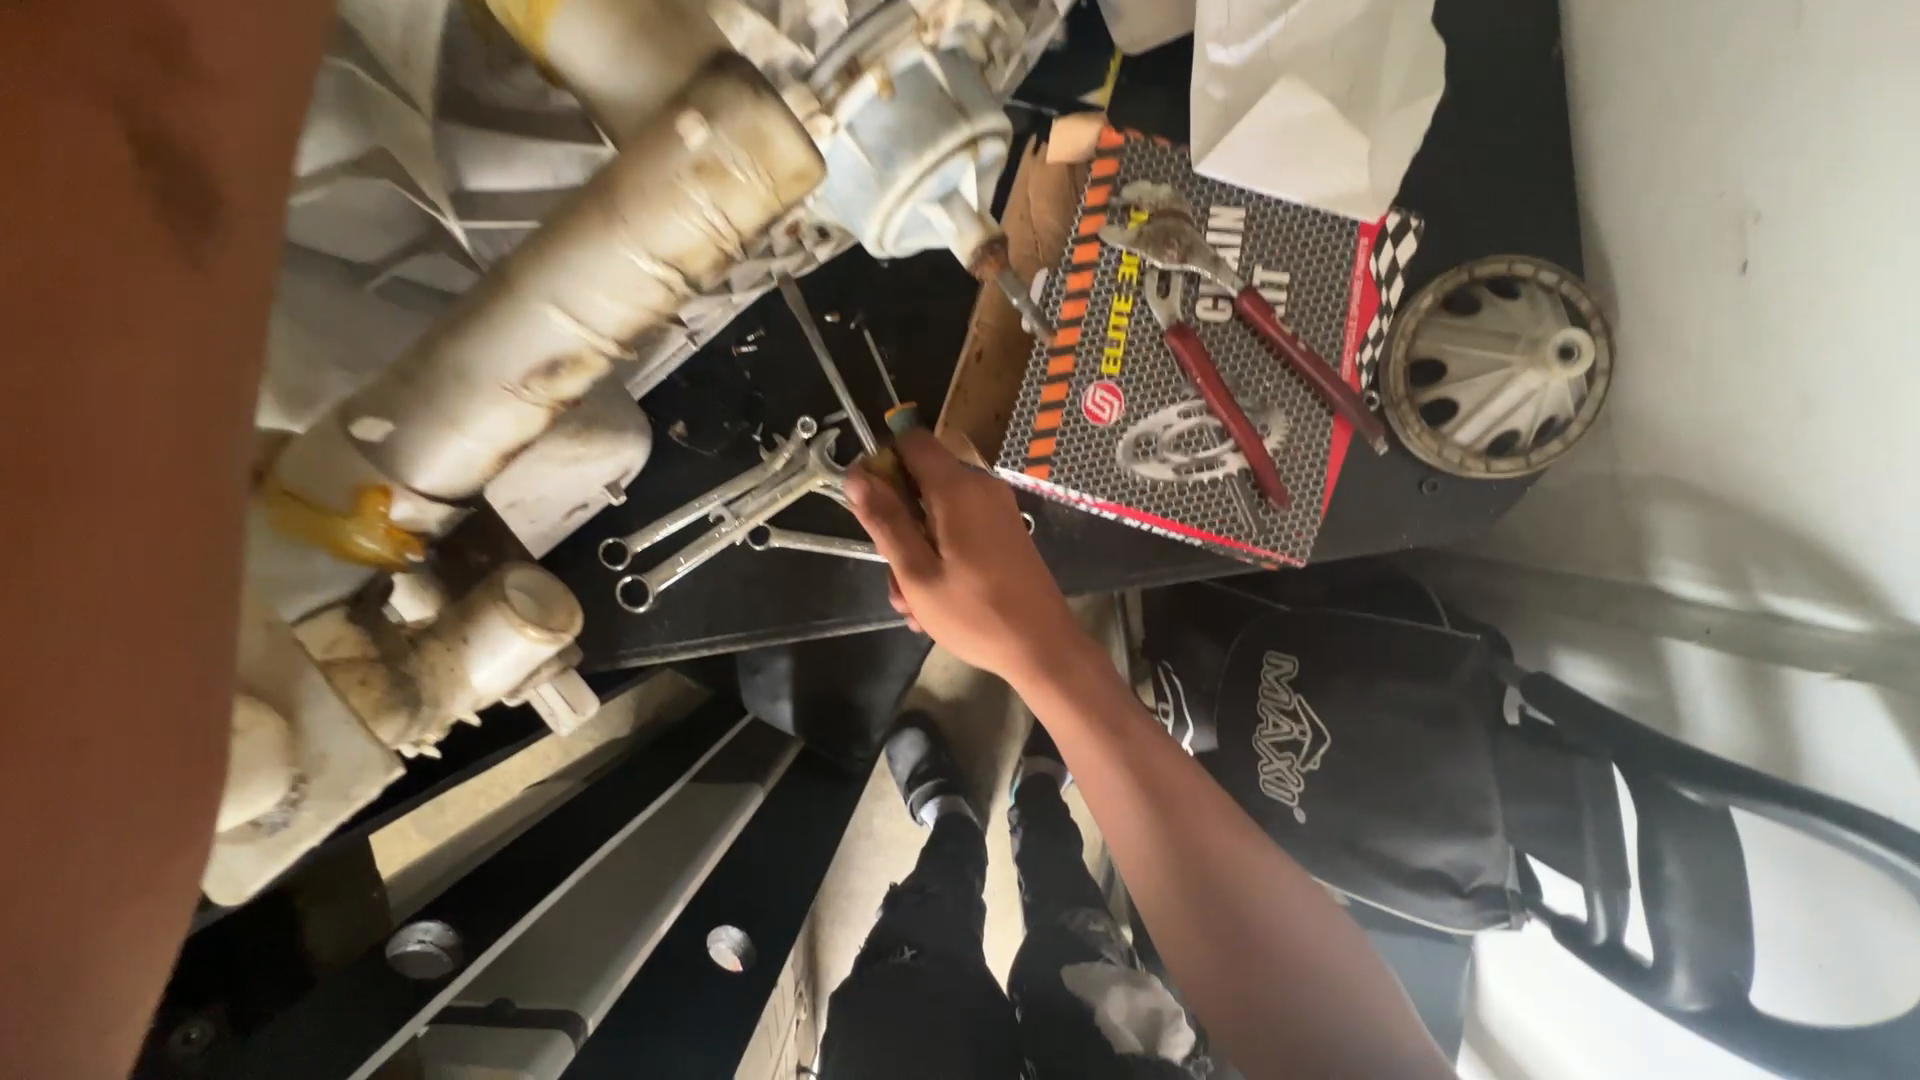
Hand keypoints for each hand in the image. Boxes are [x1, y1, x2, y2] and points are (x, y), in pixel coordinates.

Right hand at [844, 430, 1086, 686]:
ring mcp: (996, 510)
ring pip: (937, 513)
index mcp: (957, 488)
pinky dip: (941, 557)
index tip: (868, 504)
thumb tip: (856, 476)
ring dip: (916, 552)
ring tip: (913, 605)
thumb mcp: (916, 572)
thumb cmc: (974, 612)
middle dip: (897, 524)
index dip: (882, 463)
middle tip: (892, 575)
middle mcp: (981, 487)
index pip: (912, 441)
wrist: (1042, 646)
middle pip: (922, 481)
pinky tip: (935, 603)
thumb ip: (885, 520)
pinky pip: (959, 530)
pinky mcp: (1004, 532)